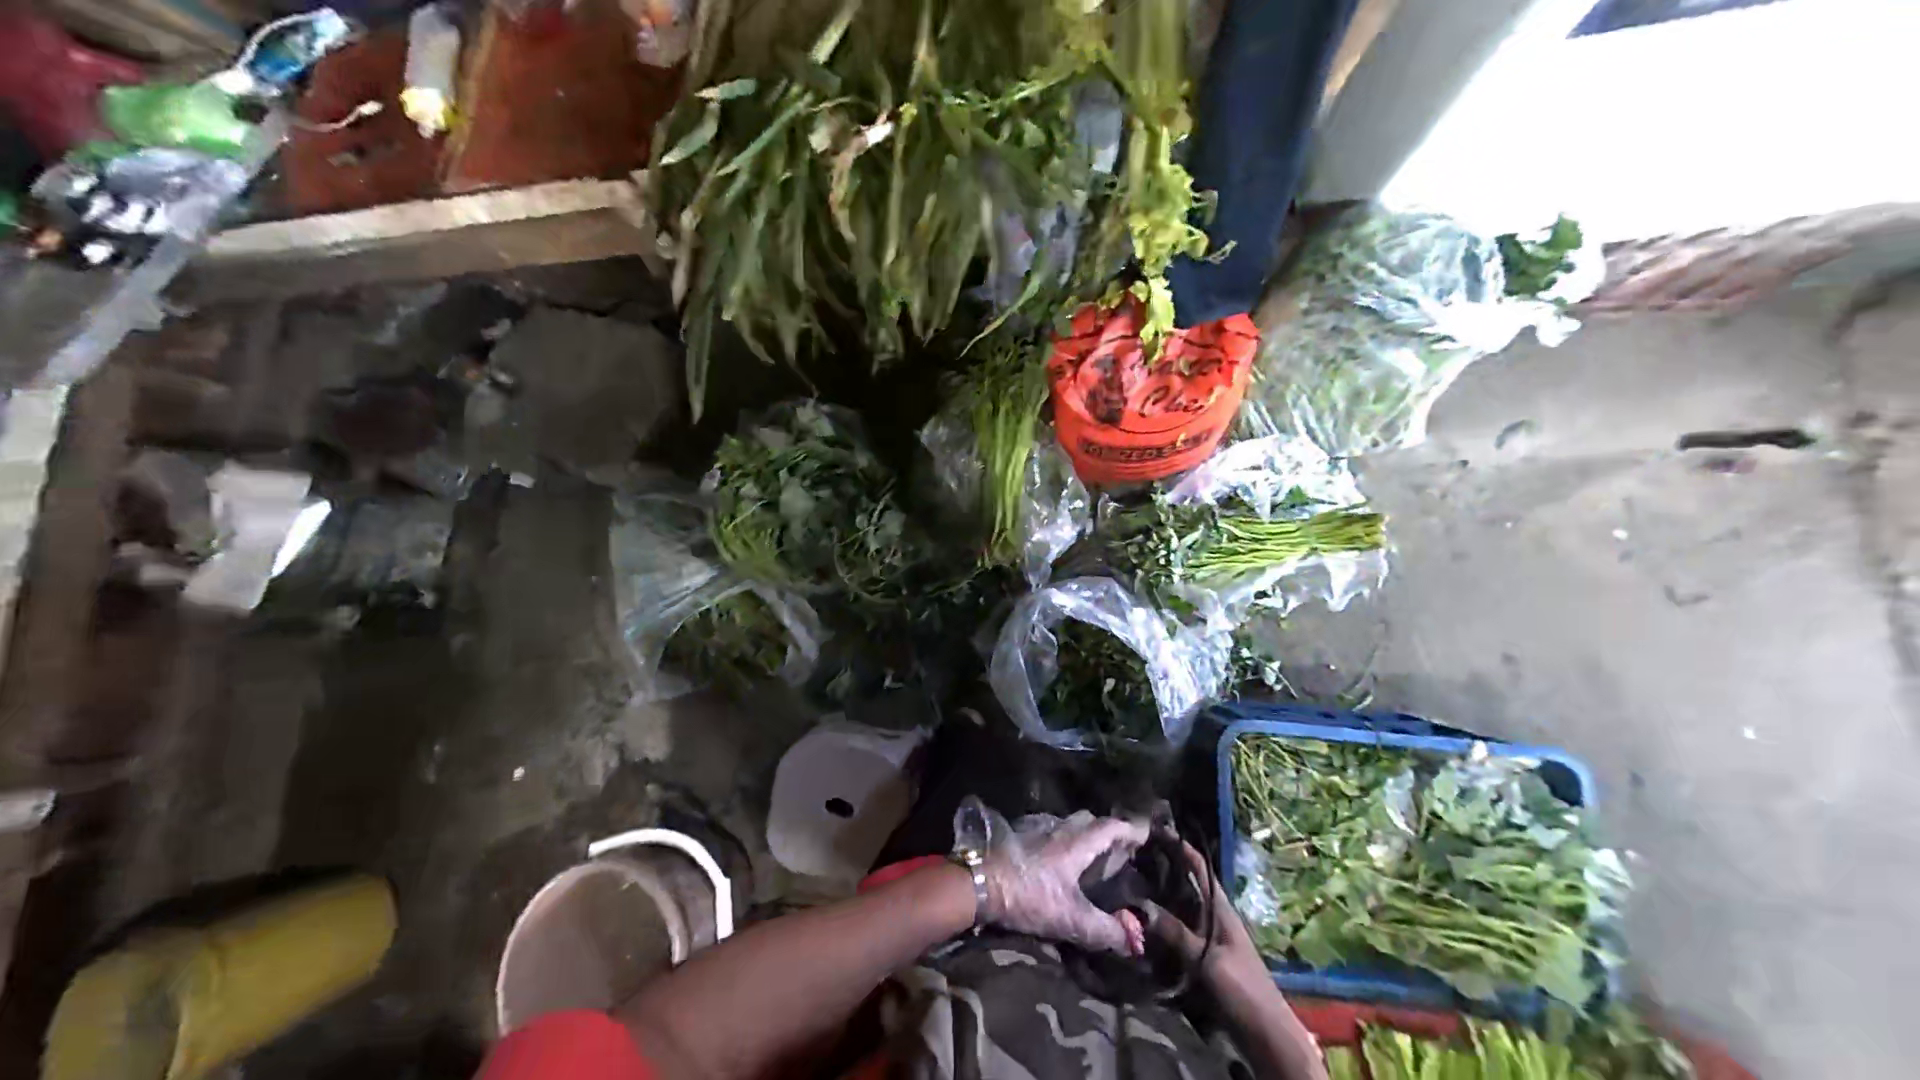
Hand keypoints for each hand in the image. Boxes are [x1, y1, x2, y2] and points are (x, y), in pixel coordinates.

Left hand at [979, 811, 1149, 955]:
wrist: (978, 883)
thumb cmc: (1028, 897)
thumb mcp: (1071, 920)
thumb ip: (1105, 931)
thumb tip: (1134, 942)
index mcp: (1077, 842)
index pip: (1111, 826)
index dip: (1131, 829)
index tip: (1146, 835)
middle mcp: (1059, 828)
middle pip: (1089, 821)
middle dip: (1107, 832)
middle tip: (1119, 853)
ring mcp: (1036, 828)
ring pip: (1067, 823)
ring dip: (1082, 835)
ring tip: (1089, 857)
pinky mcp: (1018, 834)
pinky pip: (1048, 829)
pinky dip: (1060, 839)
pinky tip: (1055, 860)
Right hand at [1149, 843, 1325, 1079]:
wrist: (1268, 1037)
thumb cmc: (1244, 991)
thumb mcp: (1208, 960)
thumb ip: (1175, 933)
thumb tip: (1139, 904)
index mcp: (1221, 909)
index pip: (1198, 867)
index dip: (1179, 846)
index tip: (1153, 828)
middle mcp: (1214, 917)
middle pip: (1186, 884)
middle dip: (1162, 868)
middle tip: (1129, 855)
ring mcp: (1208, 938)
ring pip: (1179, 907)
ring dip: (1158, 895)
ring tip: (1127, 882)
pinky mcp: (1202, 958)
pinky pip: (1177, 931)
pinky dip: (1160, 923)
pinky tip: (1140, 923)